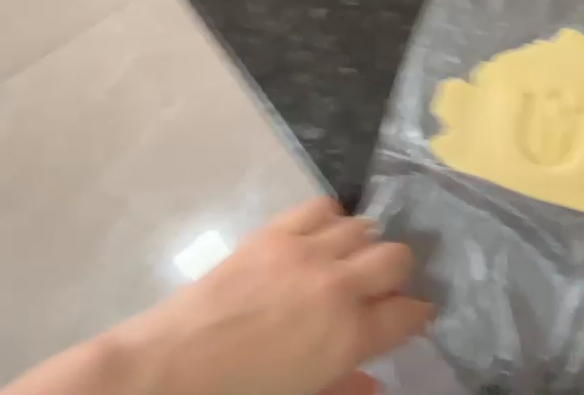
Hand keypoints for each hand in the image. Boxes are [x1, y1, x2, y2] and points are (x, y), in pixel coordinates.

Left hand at [118, 198, 433, 394]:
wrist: (165, 373)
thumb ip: (344, 388)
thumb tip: (375, 384)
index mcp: (348, 336)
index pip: (408, 312)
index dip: (418, 313)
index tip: (416, 315)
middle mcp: (339, 285)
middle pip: (397, 258)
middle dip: (399, 274)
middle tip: (383, 290)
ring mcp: (308, 252)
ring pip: (364, 227)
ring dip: (365, 245)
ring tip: (351, 261)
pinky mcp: (277, 232)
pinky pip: (322, 206)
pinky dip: (331, 218)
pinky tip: (322, 236)